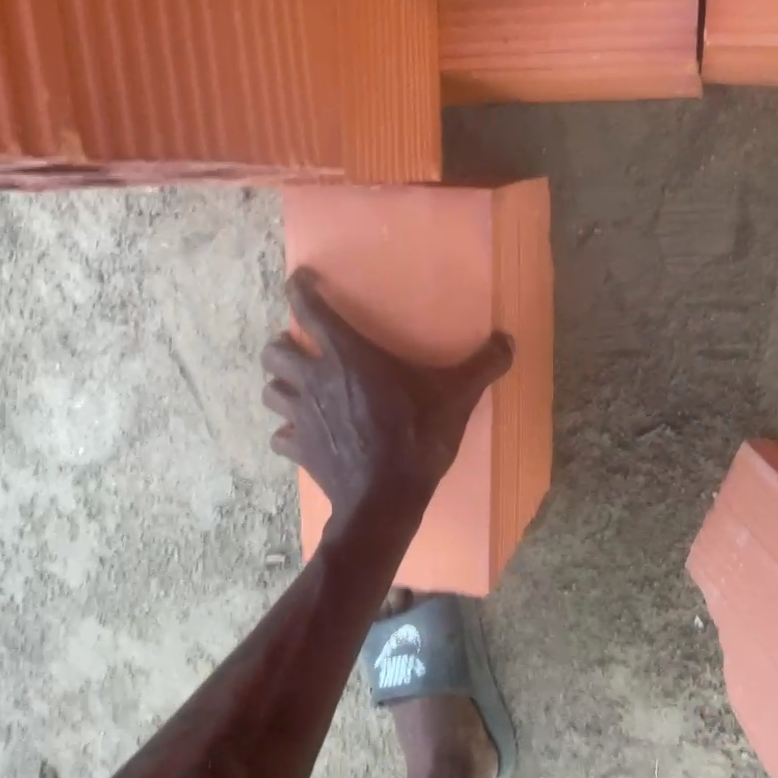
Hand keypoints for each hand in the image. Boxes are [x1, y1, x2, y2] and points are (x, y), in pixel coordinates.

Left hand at [262, 270, 513, 525]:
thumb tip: (508, 340)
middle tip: (302, 347)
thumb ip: (483, 364)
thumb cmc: (418, 437)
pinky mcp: (298, 449)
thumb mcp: (458, 397)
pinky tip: (303, 433)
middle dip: (284, 344)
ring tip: (298, 386)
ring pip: (269, 390)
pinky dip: (287, 430)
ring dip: (281, 384)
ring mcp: (301, 416)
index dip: (300, 289)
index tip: (299, 278)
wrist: (386, 498)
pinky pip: (279, 434)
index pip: (310, 310)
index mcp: (349, 355)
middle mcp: (315, 379)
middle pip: (274, 351)